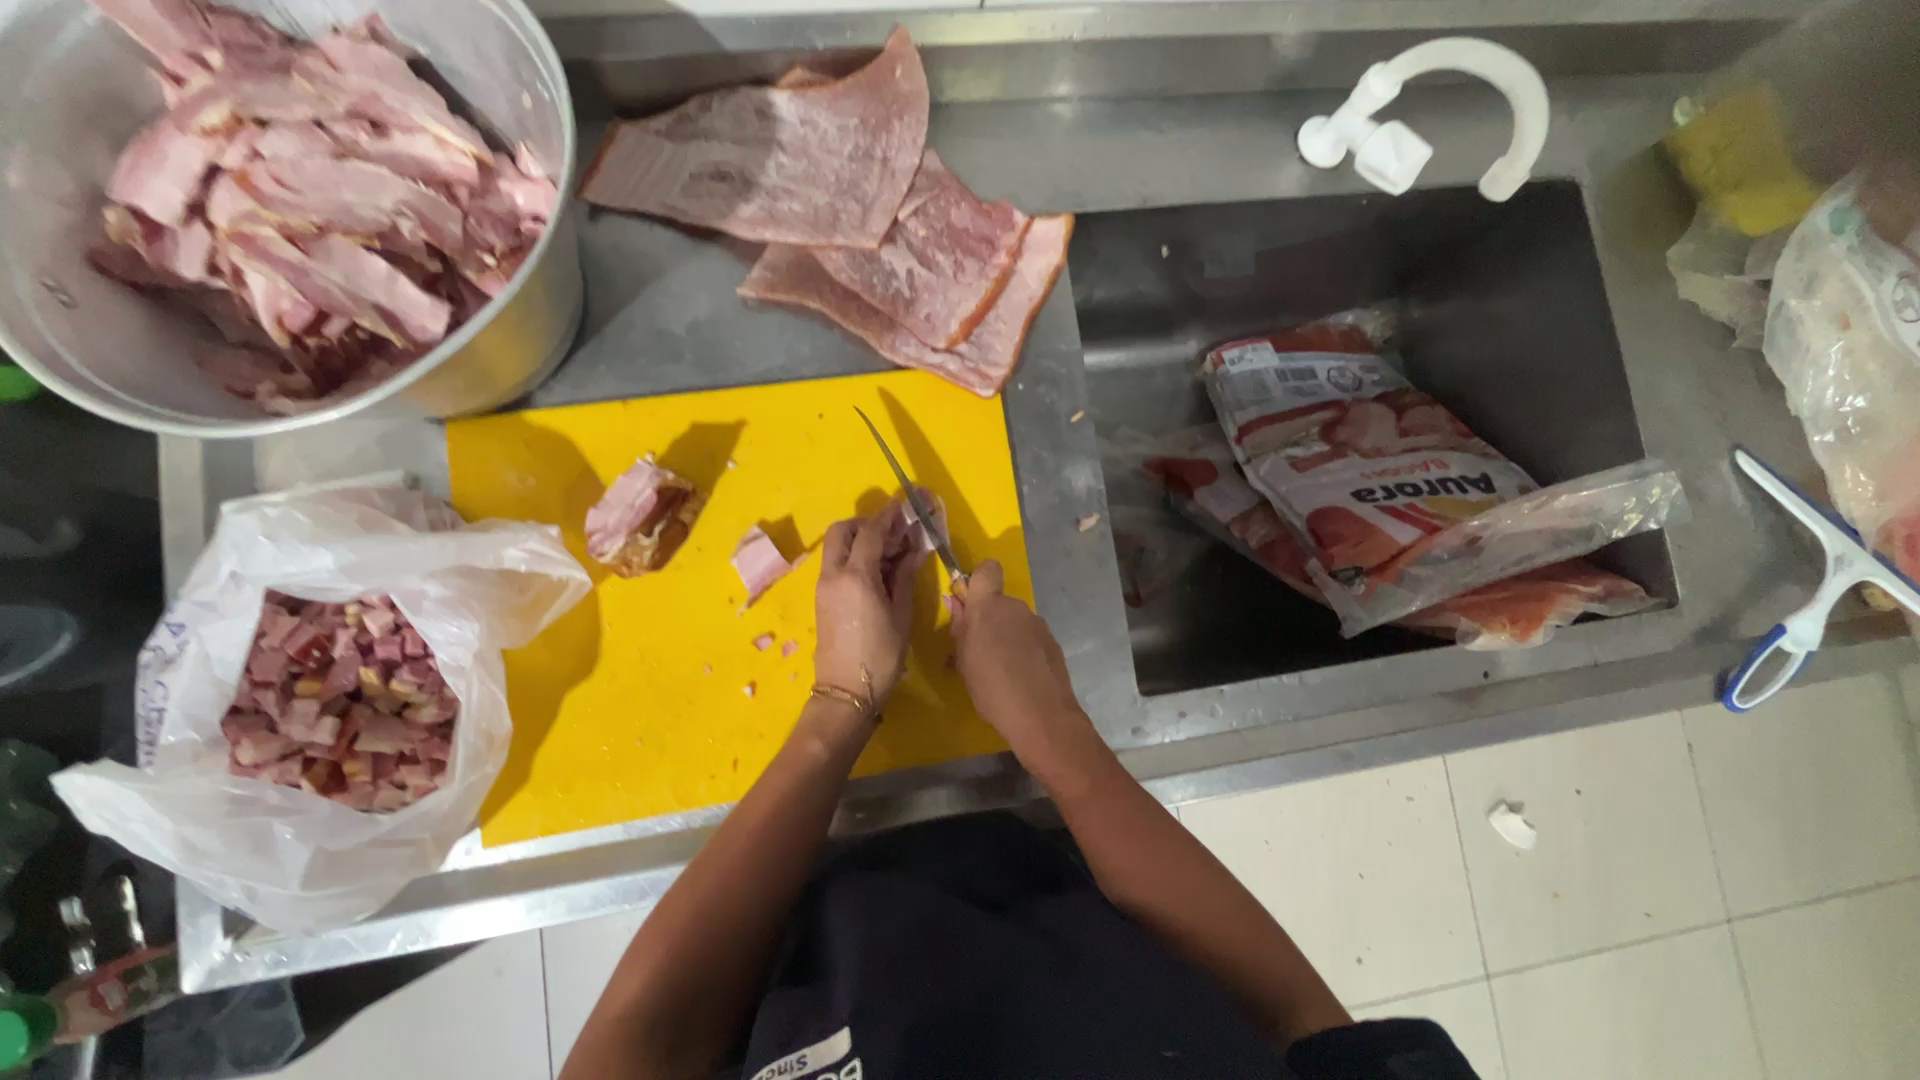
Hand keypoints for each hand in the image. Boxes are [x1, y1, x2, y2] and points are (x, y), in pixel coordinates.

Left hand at [815, 500, 924, 710]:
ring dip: (858, 539)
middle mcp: (834, 574)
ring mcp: (823, 586)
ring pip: (836, 546)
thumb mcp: (901, 615)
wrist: (846, 691)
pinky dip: (853, 556)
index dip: (888, 516)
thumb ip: (904, 576)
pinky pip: (835, 564)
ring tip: (888, 552)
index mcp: (856, 576)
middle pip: (842, 531)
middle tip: (891, 531)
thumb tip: (913, 550)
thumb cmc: (881, 655)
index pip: (870, 532)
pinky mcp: (822, 598)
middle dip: (865, 523)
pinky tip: (876, 570)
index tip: (903, 505)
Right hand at [949, 561, 1089, 757]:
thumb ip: (960, 627)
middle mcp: (1016, 607)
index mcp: (989, 607)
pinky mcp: (1053, 642)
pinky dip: (1024, 650)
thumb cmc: (991, 688)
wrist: (1041, 715)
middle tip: (980, 651)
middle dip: (989, 619)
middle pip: (1000, 601)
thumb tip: (956, 602)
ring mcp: (1038, 624)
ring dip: (1007, 636)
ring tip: (1001, 670)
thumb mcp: (964, 661)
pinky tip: (1021, 676)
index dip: (978, 580)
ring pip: (1015, 621)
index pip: (987, 569)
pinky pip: (1030, 637)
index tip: (970, 605)